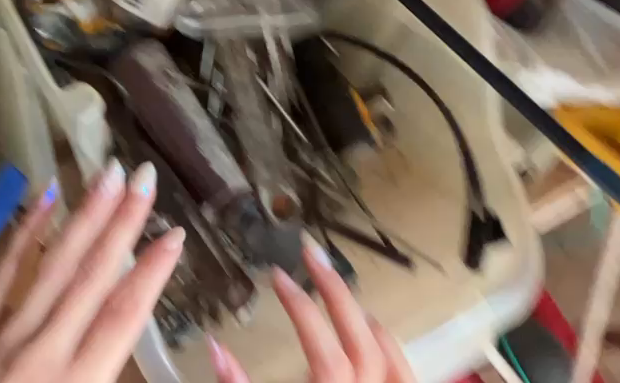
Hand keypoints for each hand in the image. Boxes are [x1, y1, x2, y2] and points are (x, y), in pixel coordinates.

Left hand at [0, 159, 184, 382]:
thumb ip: (103, 376)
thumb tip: (127, 338)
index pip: (121, 318)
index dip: (150, 274)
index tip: (174, 233)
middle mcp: (40, 352)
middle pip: (90, 277)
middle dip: (121, 224)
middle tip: (143, 176)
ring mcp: (0, 335)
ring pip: (52, 264)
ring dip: (83, 216)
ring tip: (107, 174)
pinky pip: (2, 272)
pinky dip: (25, 233)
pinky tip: (43, 197)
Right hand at [207, 237, 414, 382]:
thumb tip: (213, 345)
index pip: (325, 353)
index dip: (302, 310)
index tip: (277, 275)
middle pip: (363, 343)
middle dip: (334, 289)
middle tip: (307, 249)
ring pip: (392, 359)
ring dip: (362, 315)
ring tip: (333, 284)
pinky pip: (406, 377)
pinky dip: (390, 346)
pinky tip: (370, 327)